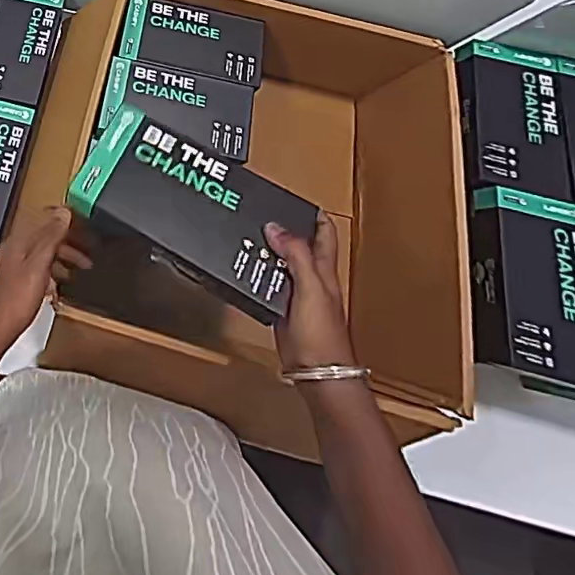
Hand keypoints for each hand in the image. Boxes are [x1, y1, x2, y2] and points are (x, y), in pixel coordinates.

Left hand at [0, 207, 90, 345]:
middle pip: (48, 235)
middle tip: (87, 245)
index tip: (82, 220)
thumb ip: (52, 237)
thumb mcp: (40, 264)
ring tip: (82, 263)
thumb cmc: (16, 299)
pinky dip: (57, 270)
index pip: (45, 219)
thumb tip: (64, 215)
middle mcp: (18, 250)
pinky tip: (63, 280)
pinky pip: (44, 267)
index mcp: (21, 242)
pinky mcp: (22, 279)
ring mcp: (19, 264)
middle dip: (70, 240)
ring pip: (47, 252)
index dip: (65, 218)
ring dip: (66, 256)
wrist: (1, 326)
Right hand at [265, 214, 354, 369]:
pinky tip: (249, 272)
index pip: (324, 232)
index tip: (297, 201)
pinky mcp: (283, 311)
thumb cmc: (322, 336)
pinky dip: (260, 276)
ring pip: (283, 264)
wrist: (316, 374)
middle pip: (301, 245)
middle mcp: (313, 279)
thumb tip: (277, 228)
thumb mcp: (310, 287)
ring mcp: (298, 295)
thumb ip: (296, 255)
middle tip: (266, 216)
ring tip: (251, 238)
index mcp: (324, 269)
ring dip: (270, 253)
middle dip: (286, 229)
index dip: (314, 214)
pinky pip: (271, 286)